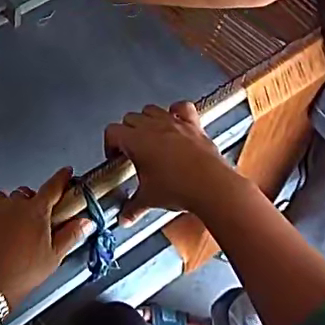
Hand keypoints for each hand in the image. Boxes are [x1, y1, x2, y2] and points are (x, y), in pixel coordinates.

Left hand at [0, 168, 94, 302]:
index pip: (53, 186)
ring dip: (9, 208)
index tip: (66, 172)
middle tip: (32, 223)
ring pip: (4, 199)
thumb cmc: (22, 272)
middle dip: (31, 203)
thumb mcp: (53, 256)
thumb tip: (86, 222)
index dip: (61, 178)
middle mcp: (15, 202)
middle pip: (26, 194)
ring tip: (10, 229)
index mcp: (37, 210)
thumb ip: (70, 234)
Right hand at [104, 102, 239, 222]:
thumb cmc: (181, 188)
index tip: (116, 156)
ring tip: (150, 136)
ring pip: (152, 109)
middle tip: (131, 150)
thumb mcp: (149, 199)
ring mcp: (175, 123)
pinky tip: (175, 120)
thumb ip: (132, 207)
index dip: (111, 144)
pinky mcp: (193, 126)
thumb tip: (125, 216)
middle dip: (127, 132)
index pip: (112, 132)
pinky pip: (182, 107)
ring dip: (147, 119)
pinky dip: (176, 111)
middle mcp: (154, 127)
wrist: (213, 187)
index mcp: (136, 141)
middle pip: (130, 118)